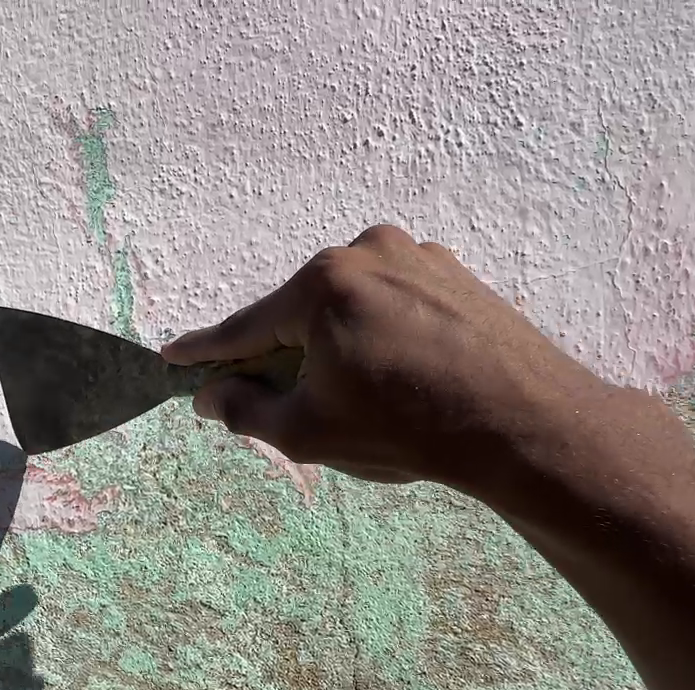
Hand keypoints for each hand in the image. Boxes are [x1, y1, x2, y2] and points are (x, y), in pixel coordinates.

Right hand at [163, 224, 622, 491]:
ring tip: (347, 394)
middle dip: (278, 356)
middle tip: (275, 400)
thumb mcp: (303, 432)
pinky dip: (370, 334)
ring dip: (327, 346)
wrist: (524, 423)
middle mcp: (365, 252)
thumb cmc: (401, 428)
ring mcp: (415, 255)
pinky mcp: (452, 272)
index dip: (202, 352)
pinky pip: (386, 302)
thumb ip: (243, 409)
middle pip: (294, 314)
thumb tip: (209, 395)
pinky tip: (388, 373)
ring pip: (342, 307)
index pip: (243, 329)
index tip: (170, 356)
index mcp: (321, 286)